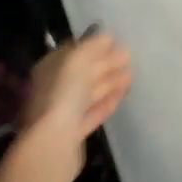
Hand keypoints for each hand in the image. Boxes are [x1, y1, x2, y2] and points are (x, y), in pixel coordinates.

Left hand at [16, 32, 132, 181]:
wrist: (52, 144)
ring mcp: (62, 112)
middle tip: (130, 56)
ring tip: (132, 75)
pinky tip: (121, 96)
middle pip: (83, 72)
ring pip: (89, 93)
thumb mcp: (77, 61)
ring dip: (109, 82)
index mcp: (49, 68)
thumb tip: (107, 36)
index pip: (73, 52)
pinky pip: (92, 112)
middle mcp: (53, 87)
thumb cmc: (62, 95)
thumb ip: (93, 47)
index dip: (94, 45)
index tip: (116, 41)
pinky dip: (106, 102)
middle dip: (105, 63)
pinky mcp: (73, 133)